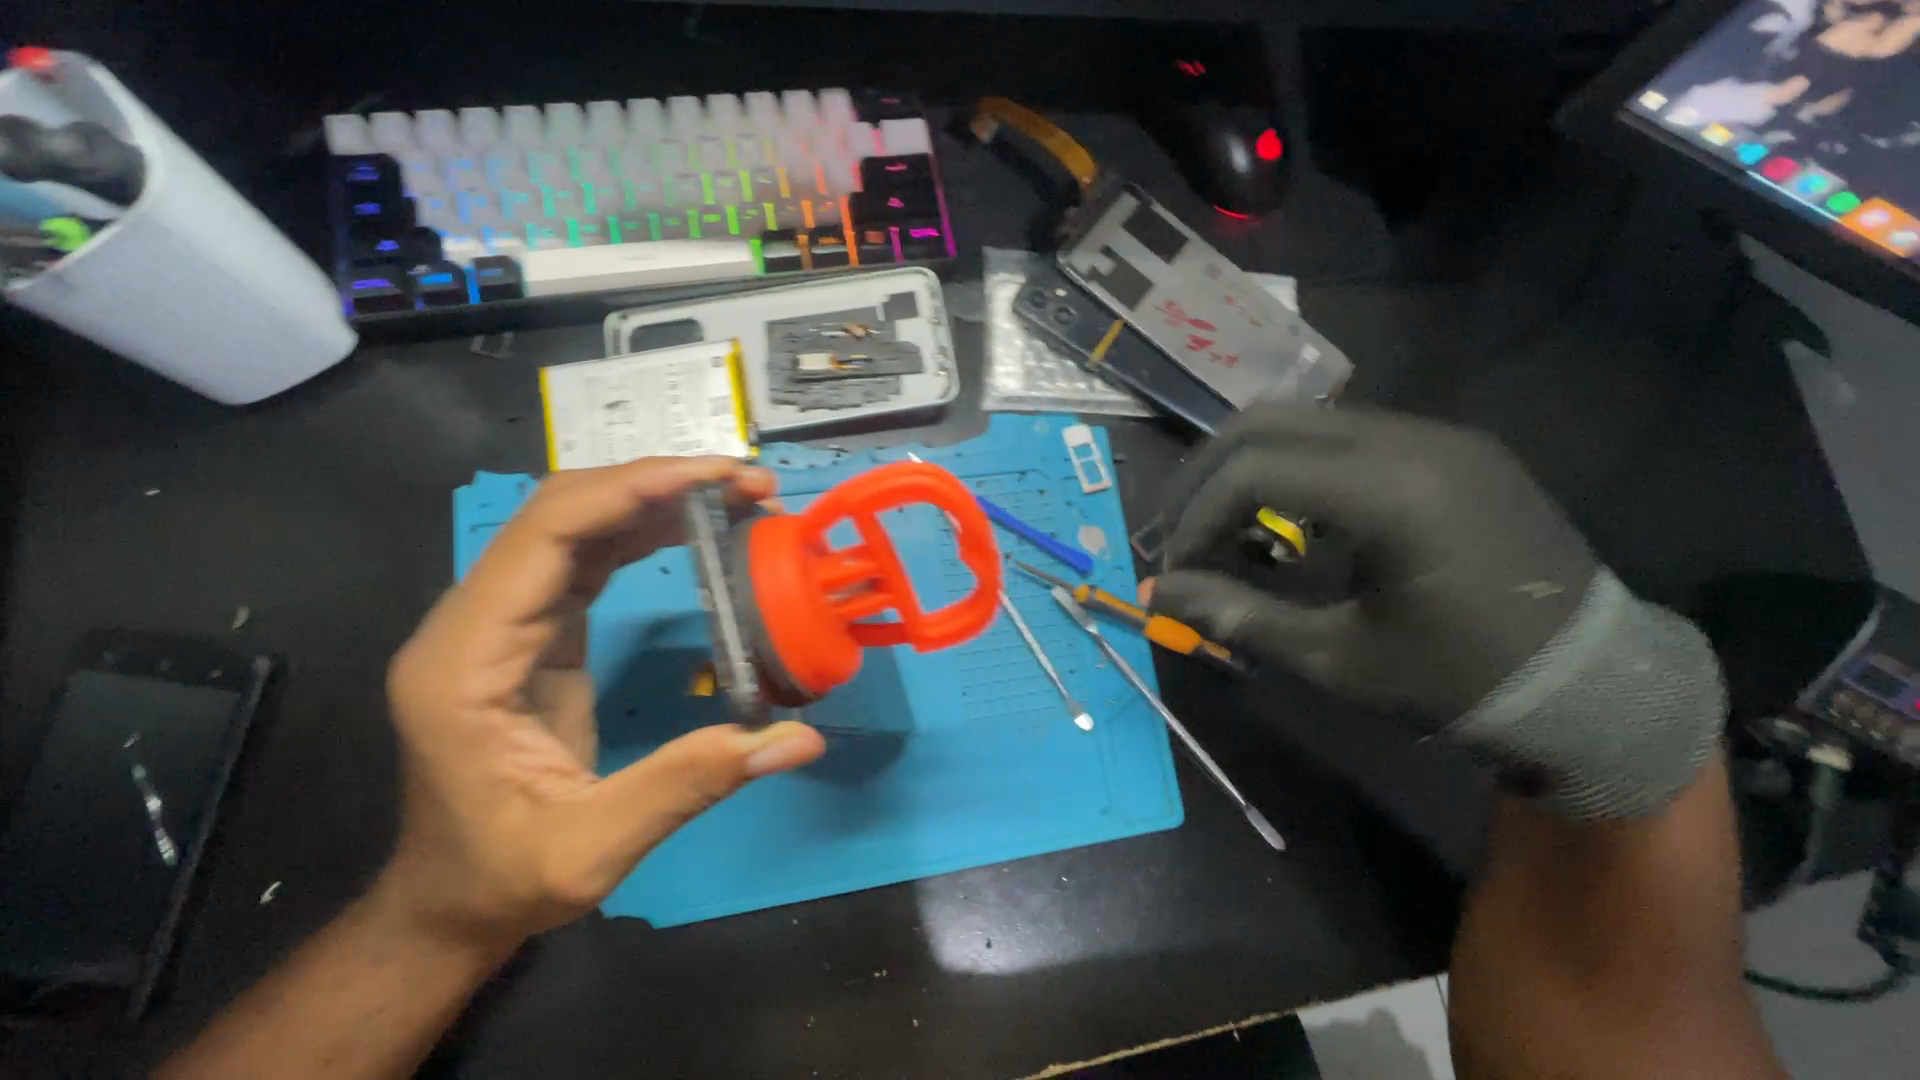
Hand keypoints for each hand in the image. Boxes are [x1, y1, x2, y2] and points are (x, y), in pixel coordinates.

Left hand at [383, 457, 825, 946]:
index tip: (715, 479)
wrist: (449, 901)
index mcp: (466, 660)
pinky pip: (585, 557)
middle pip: (559, 512)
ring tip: (737, 498)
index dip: (631, 492)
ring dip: (656, 500)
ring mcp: (499, 622)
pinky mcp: (531, 631)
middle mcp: (472, 622)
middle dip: (656, 484)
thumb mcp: (594, 848)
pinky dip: (643, 532)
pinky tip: (696, 529)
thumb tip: (801, 739)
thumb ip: (691, 784)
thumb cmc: (503, 878)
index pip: (545, 535)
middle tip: (748, 485)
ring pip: (574, 524)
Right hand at [1148, 405, 1594, 726]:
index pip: (1253, 472)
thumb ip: (1241, 616)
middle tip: (1178, 533)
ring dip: (1249, 468)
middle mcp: (1411, 440)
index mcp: (1391, 493)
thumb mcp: (1340, 660)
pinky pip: (1348, 436)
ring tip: (1226, 529)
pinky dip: (1297, 469)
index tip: (1176, 569)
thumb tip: (1156, 596)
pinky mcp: (1451, 447)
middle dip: (1205, 477)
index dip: (1195, 518)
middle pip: (1266, 422)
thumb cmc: (1462, 681)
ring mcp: (1437, 434)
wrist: (1597, 684)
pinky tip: (1293, 522)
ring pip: (1304, 421)